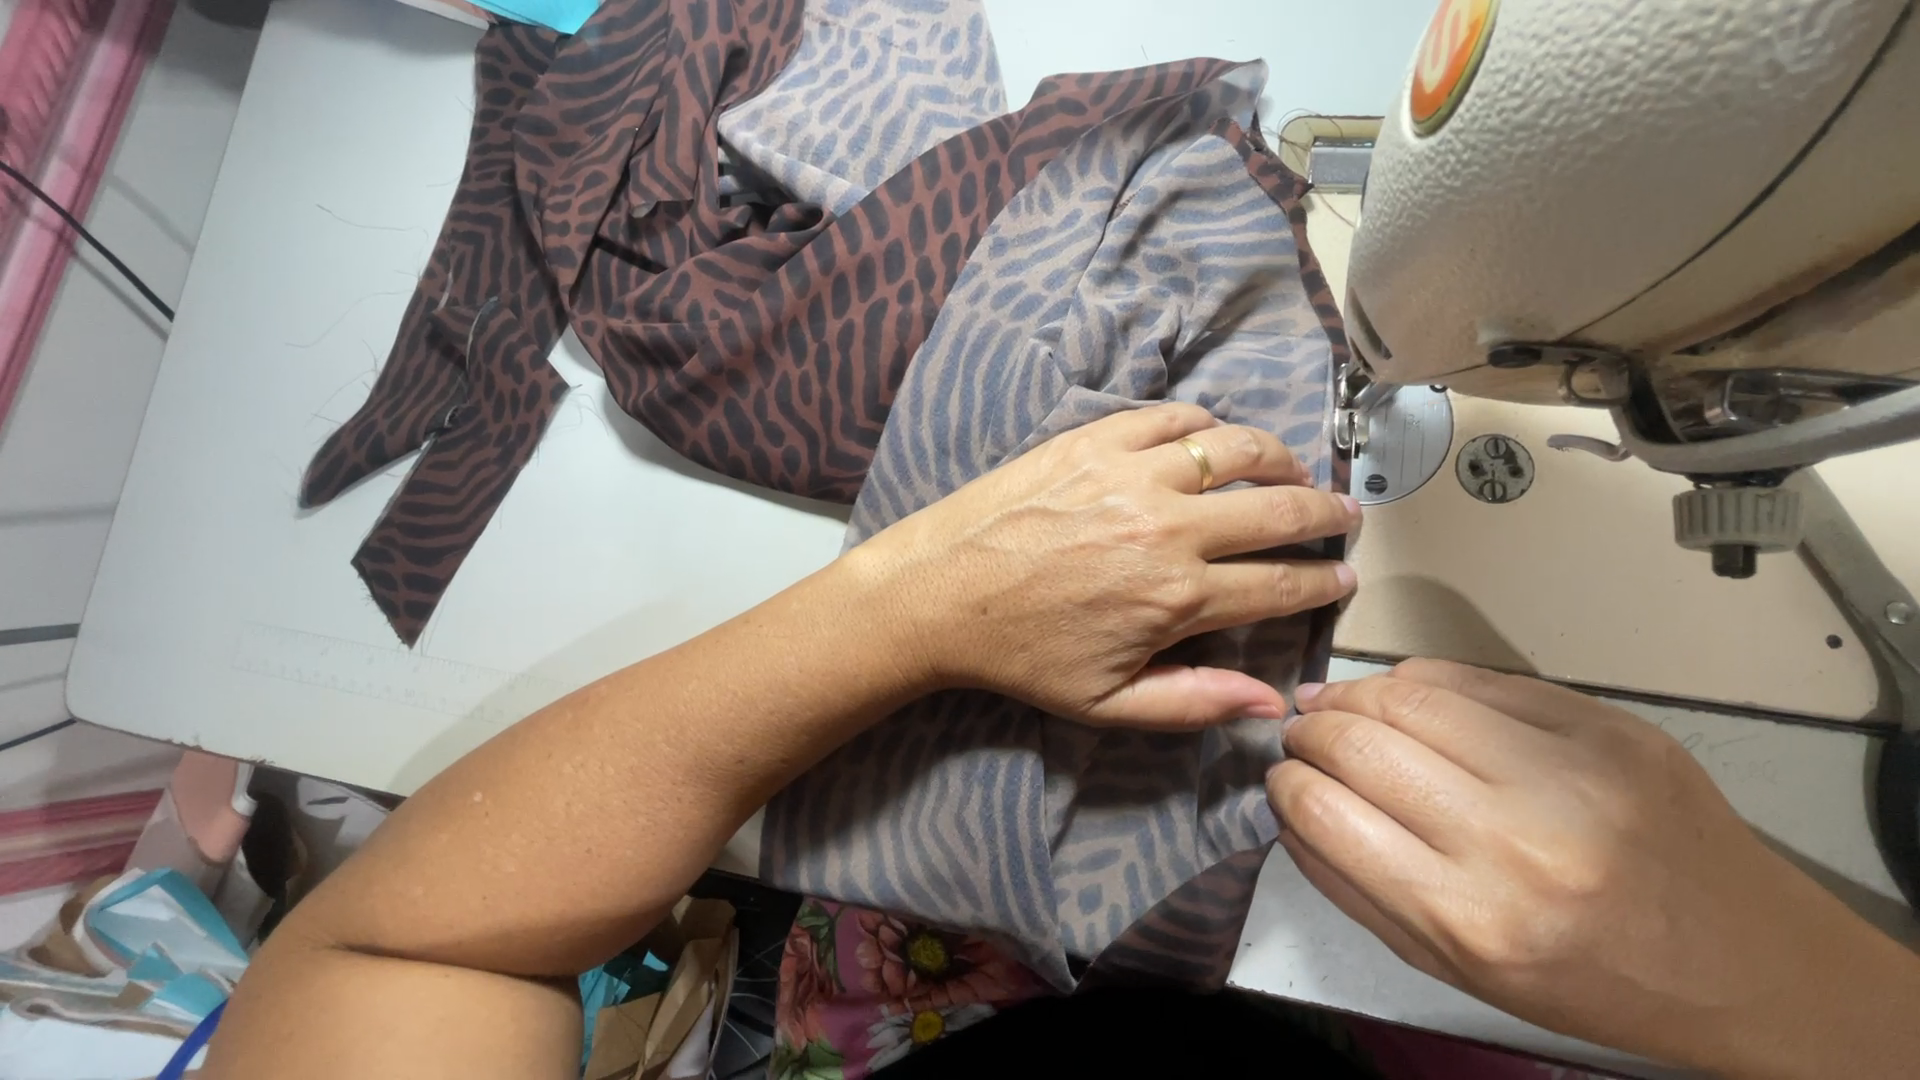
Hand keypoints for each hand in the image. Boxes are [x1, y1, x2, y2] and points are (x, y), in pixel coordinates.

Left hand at [849, 403, 1356, 729]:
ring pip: (1237, 448)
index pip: (1282, 584)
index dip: (1324, 582)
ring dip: (1281, 459)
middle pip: (1279, 509)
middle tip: (1344, 516)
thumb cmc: (1022, 655)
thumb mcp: (1107, 703)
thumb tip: (1273, 701)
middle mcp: (1169, 527)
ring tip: (1292, 470)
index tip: (1344, 578)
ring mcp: (1131, 474)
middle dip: (1327, 514)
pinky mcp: (1094, 440)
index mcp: (1178, 597)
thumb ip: (1194, 702)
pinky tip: (1213, 440)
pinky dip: (1206, 425)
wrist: (941, 594)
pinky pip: (1172, 417)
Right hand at [1267, 659, 1919, 1077]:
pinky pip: (1469, 677)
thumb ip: (1350, 886)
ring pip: (1406, 693)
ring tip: (1337, 704)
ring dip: (1350, 693)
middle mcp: (1516, 837)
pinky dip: (1415, 682)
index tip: (1283, 775)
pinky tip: (1403, 698)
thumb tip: (1287, 804)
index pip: (1321, 808)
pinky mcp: (1604, 724)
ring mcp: (1568, 769)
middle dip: (1308, 730)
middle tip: (1302, 734)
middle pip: (1357, 741)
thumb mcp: (1449, 965)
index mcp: (1468, 916)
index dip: (1284, 781)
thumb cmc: (1584, 979)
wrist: (1752, 965)